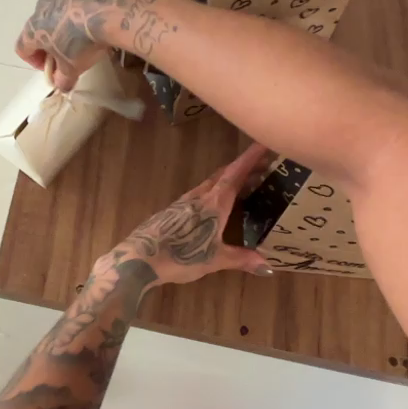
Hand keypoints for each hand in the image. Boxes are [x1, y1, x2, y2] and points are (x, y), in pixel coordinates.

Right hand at [17, 0, 171, 90]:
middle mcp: (40, 10)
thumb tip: (62, 85)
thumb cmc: (81, 43)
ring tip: (81, 42)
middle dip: (49, 47)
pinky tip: (92, 28)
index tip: (52, 70)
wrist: (107, 11)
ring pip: (54, 18)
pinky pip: (70, 9)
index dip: (34, 63)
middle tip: (66, 58)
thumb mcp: (72, 68)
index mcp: (32, 30)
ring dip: (62, 32)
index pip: (22, 49)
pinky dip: (76, 19)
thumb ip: (63, 79)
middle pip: (37, 32)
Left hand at [113, 144, 275, 286]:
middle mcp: (199, 196)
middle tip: (264, 164)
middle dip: (244, 168)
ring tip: (245, 182)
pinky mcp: (173, 210)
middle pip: (224, 175)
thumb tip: (268, 267)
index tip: (264, 142)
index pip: (236, 174)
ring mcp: (183, 202)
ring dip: (228, 178)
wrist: (139, 259)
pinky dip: (214, 191)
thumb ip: (241, 259)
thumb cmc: (180, 256)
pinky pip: (200, 193)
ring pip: (210, 183)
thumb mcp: (215, 260)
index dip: (251, 158)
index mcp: (214, 203)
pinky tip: (216, 202)